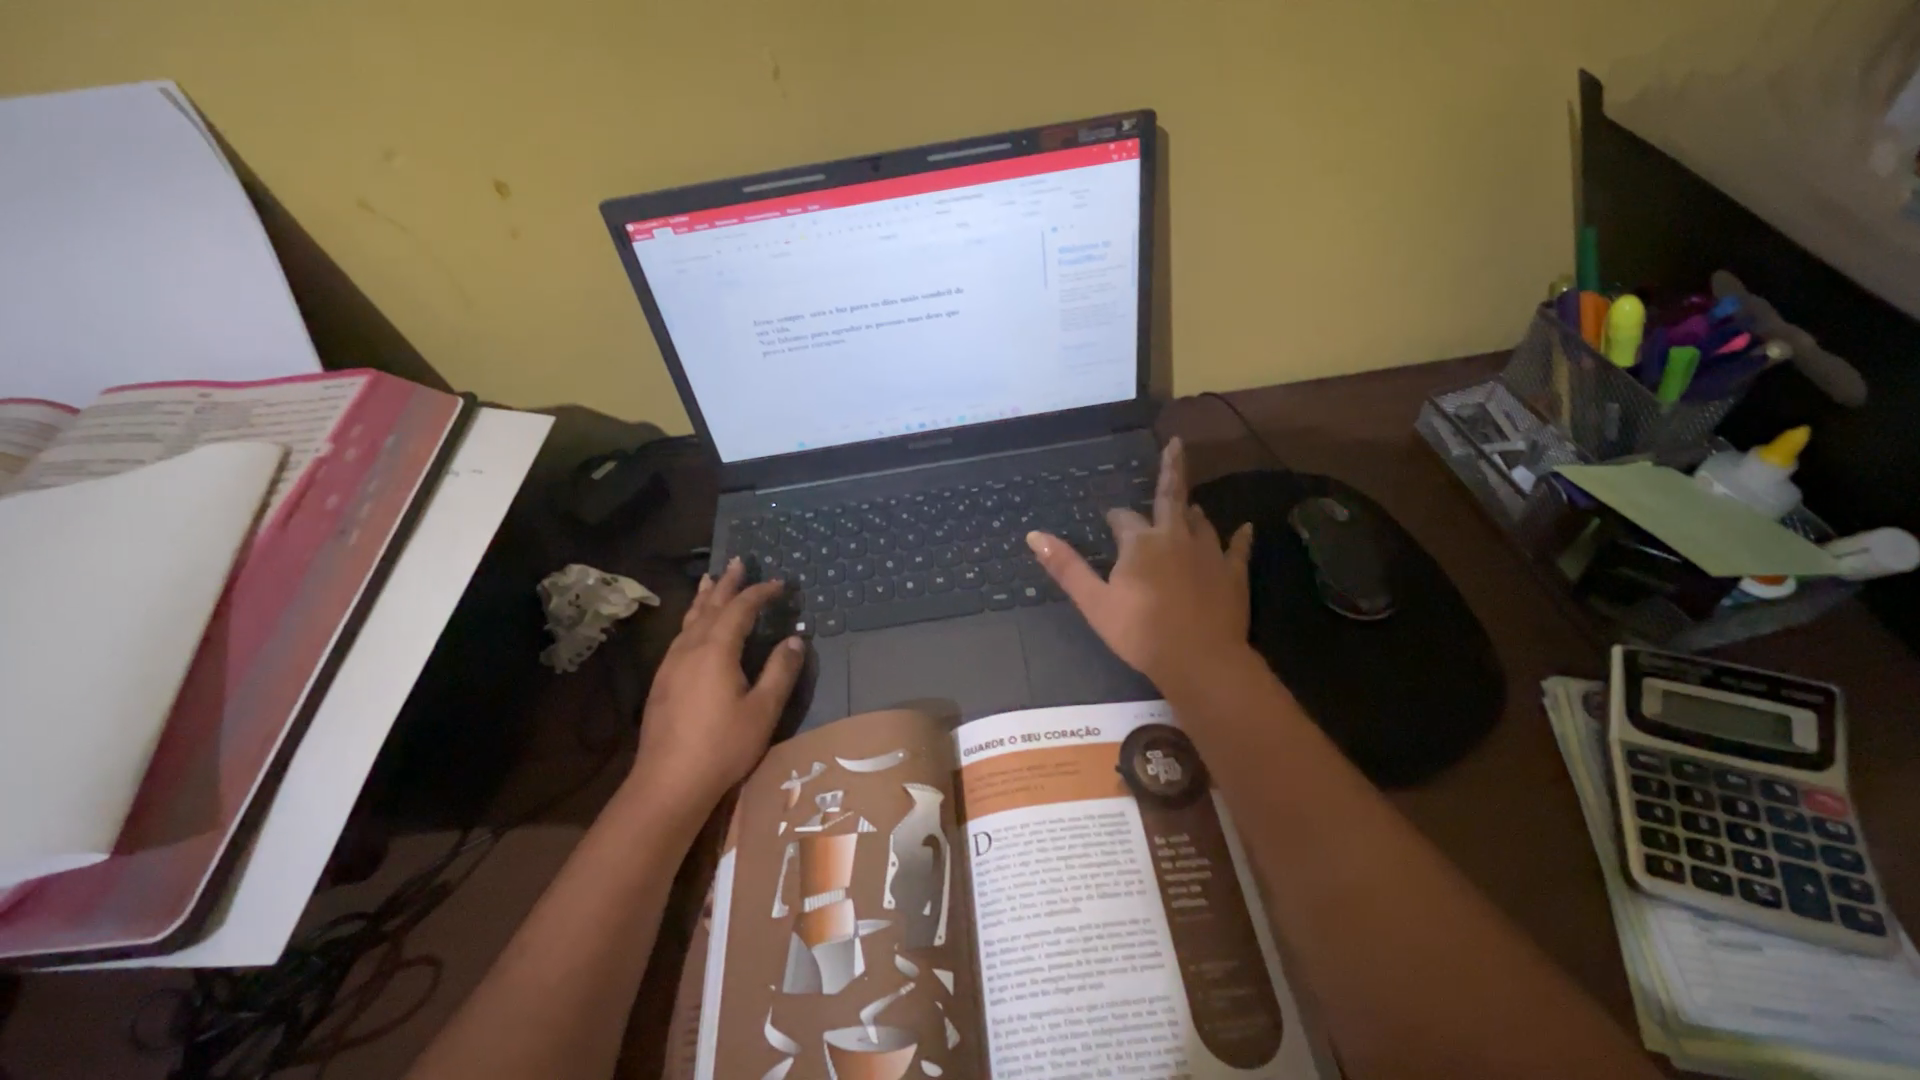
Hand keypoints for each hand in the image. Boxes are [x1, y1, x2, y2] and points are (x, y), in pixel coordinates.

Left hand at [628, 559, 803, 809]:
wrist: (668, 782)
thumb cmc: (723, 746)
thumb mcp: (763, 710)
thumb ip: (780, 671)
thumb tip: (795, 638)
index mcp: (716, 650)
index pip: (740, 609)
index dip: (760, 593)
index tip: (780, 584)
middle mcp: (690, 648)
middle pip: (710, 606)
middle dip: (727, 583)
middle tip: (738, 561)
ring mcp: (671, 664)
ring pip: (690, 619)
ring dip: (705, 598)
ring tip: (710, 580)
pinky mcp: (662, 682)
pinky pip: (680, 635)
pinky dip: (693, 619)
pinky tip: (694, 628)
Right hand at [1026, 438, 1253, 688]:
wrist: (1200, 660)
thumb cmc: (1141, 633)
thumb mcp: (1094, 603)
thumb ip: (1067, 567)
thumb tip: (1034, 535)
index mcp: (1140, 542)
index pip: (1123, 518)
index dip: (1115, 519)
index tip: (1110, 523)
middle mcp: (1176, 537)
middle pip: (1172, 496)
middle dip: (1171, 470)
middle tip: (1175, 445)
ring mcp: (1209, 553)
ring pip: (1201, 521)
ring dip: (1191, 511)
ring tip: (1188, 506)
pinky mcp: (1233, 573)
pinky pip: (1238, 547)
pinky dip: (1240, 537)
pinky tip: (1246, 528)